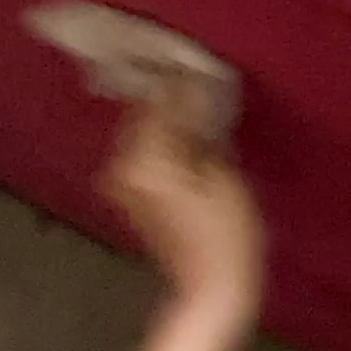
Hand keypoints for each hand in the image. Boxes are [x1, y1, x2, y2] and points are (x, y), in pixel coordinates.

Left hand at [103, 73, 265, 331]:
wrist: (209, 292)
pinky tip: (186, 131)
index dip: (178, 80)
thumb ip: (203, 132)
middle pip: (143, 115)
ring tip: (194, 98)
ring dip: (164, 116)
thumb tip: (195, 98)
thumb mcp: (223, 177)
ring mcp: (123, 181)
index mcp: (147, 160)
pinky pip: (144, 151)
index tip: (192, 58)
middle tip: (193, 72)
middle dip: (167, 94)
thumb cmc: (227, 237)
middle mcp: (124, 166)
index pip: (160, 104)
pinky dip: (162, 139)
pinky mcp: (130, 192)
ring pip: (142, 132)